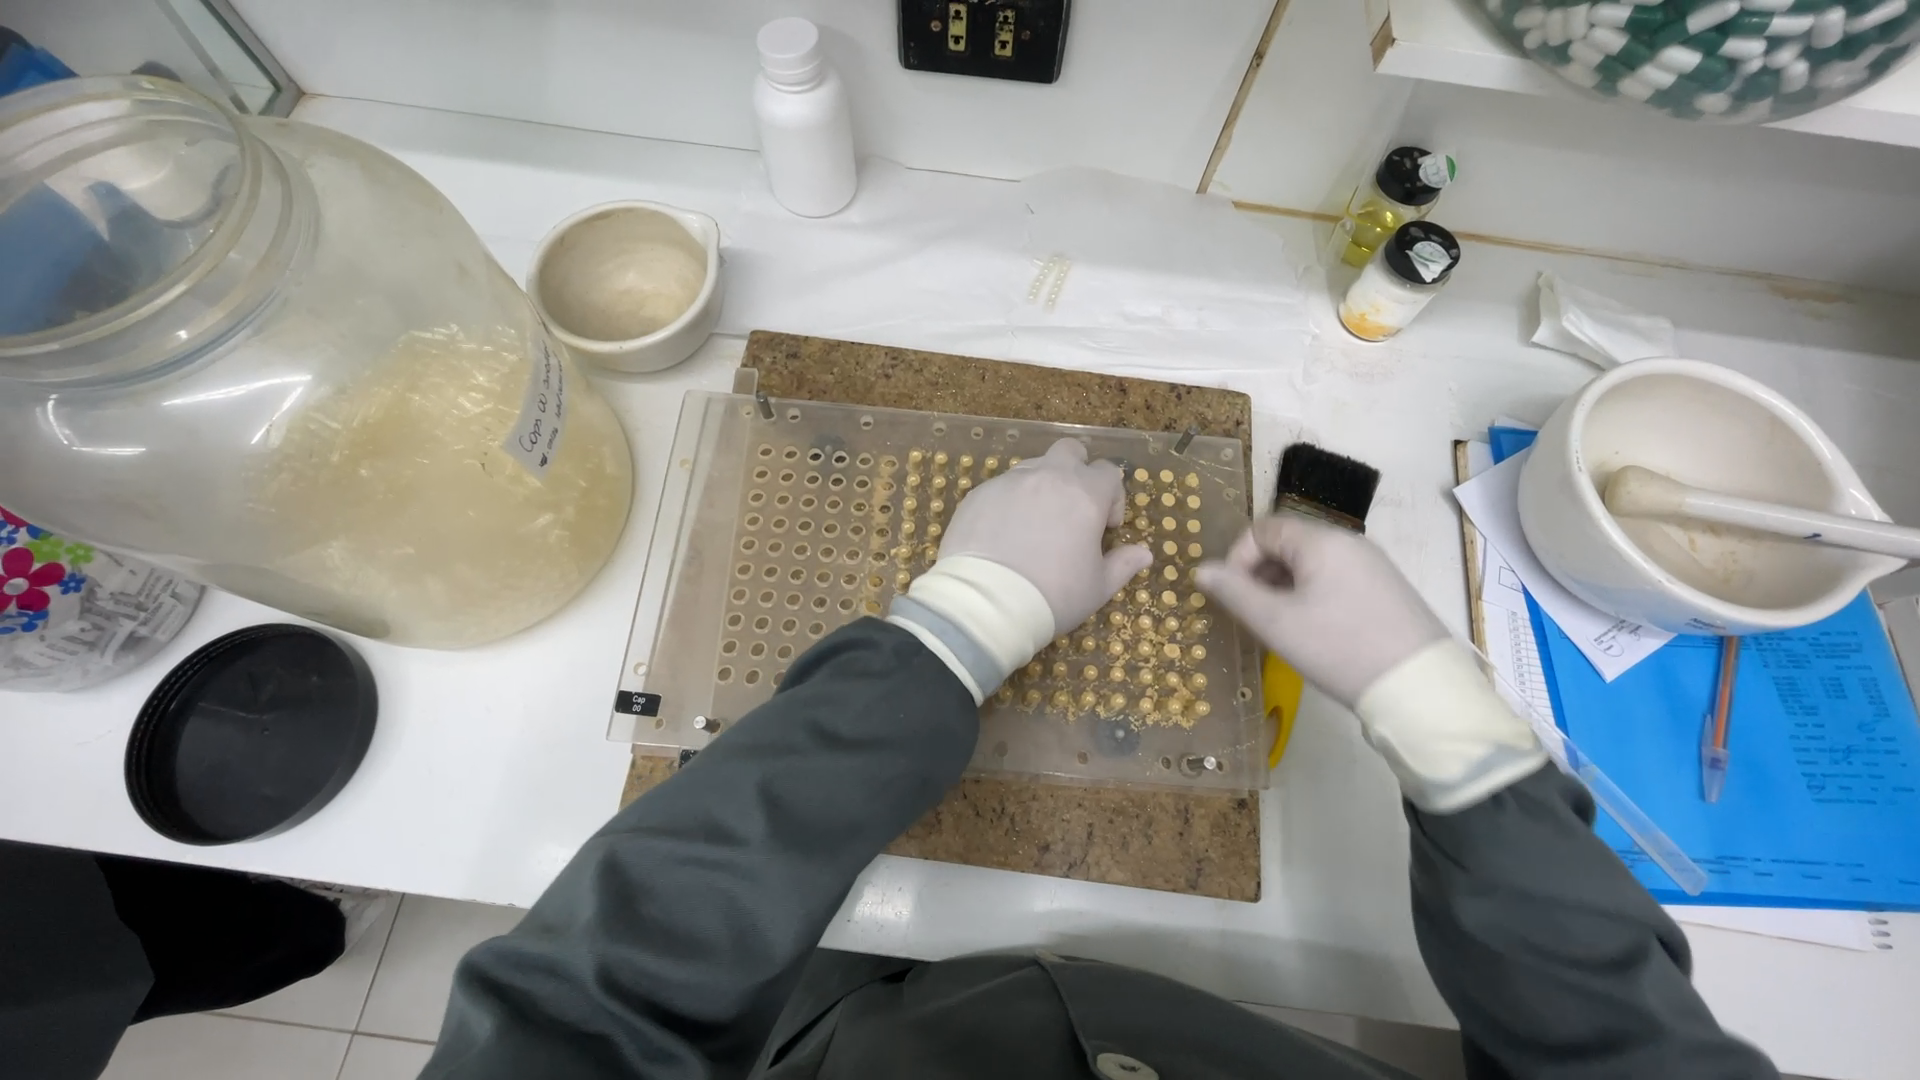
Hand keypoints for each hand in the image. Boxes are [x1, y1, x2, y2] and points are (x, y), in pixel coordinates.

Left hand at [939, 438, 1152, 632]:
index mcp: (1085, 494)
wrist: (987, 602)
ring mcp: (1010, 481)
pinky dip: (1009, 502)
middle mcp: (1048, 476)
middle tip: (1072, 507)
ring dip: (1042, 485)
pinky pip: (1001, 487)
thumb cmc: (1054, 595)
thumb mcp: (1097, 587)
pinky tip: (1003, 534)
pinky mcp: (978, 494)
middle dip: (1077, 470)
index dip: (1113, 497)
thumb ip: (1123, 564)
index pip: (1109, 472)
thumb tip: (1144, 553)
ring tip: (1035, 524)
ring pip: (1033, 466)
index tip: (1105, 527)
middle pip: (1070, 450)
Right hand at [1196, 514, 1545, 812]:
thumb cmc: (1339, 649)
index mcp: (1322, 542)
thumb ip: (1234, 592)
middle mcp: (1349, 543)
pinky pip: (1334, 579)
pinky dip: (1311, 596)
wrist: (1420, 689)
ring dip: (1284, 587)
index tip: (1233, 595)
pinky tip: (1314, 631)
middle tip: (1255, 615)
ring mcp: (1372, 565)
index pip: (1262, 529)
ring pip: (1310, 563)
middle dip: (1259, 574)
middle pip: (1287, 543)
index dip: (1237, 557)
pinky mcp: (1386, 589)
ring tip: (1282, 627)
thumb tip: (1201, 570)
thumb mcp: (1276, 623)